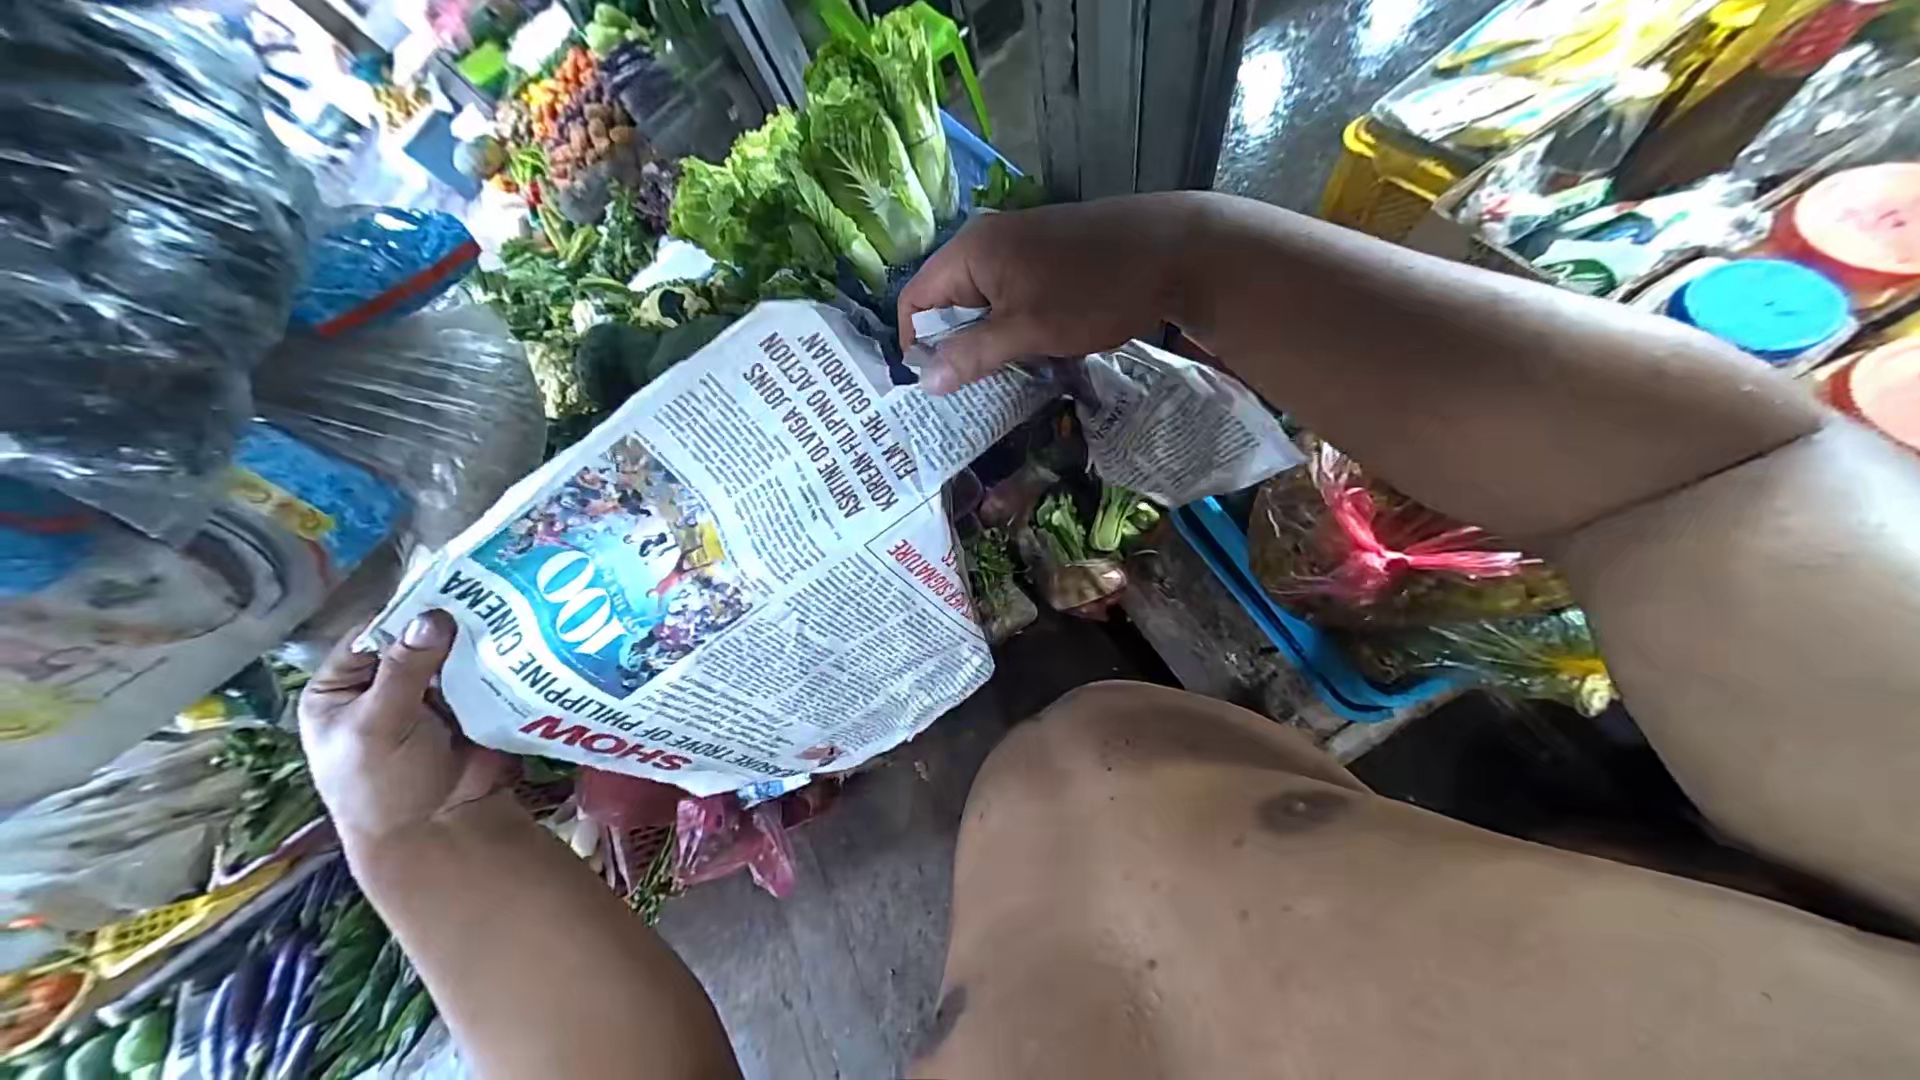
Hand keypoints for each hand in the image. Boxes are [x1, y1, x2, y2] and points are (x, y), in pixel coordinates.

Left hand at [299, 610, 514, 848]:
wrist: (440, 825)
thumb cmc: (384, 783)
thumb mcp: (381, 725)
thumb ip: (405, 671)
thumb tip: (432, 616)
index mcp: (343, 688)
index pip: (373, 635)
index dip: (406, 614)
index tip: (448, 592)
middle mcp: (387, 684)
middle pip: (420, 640)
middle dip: (451, 624)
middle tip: (492, 595)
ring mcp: (434, 693)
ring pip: (456, 653)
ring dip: (480, 640)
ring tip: (514, 612)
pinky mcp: (473, 701)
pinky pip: (485, 671)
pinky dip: (500, 659)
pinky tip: (522, 640)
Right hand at [897, 193, 1204, 391]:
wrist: (1173, 252)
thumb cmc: (1093, 290)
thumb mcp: (1028, 329)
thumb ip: (973, 355)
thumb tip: (925, 382)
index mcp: (971, 252)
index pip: (916, 299)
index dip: (917, 344)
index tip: (934, 385)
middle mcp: (987, 245)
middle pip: (947, 303)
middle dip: (954, 347)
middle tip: (966, 392)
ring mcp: (1019, 251)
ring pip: (981, 307)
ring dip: (986, 343)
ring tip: (998, 380)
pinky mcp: (1045, 262)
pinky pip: (1010, 302)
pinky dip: (1012, 330)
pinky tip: (1029, 356)